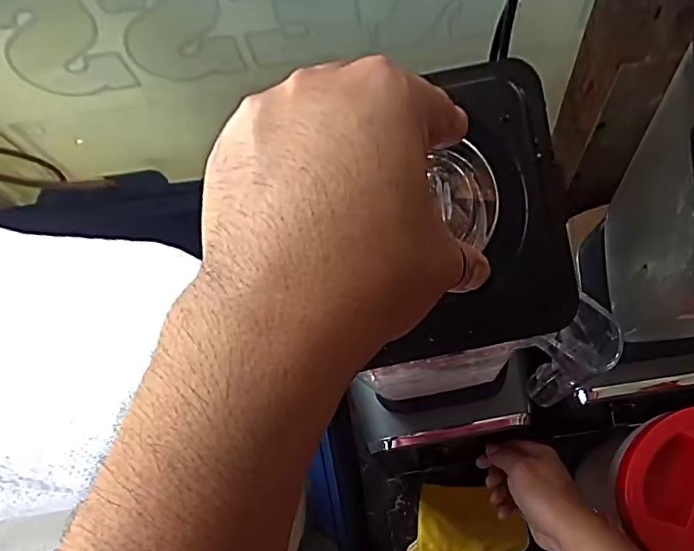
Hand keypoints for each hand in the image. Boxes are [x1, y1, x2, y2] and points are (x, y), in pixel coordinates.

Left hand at [197, 57, 490, 368]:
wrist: (283, 314)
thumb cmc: (357, 276)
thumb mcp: (440, 265)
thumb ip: (459, 251)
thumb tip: (463, 263)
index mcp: (387, 99)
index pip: (430, 104)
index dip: (443, 128)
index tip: (444, 137)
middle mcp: (323, 93)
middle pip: (366, 109)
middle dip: (383, 149)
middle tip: (394, 200)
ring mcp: (269, 118)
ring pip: (315, 132)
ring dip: (333, 166)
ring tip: (345, 226)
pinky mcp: (230, 153)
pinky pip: (272, 159)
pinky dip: (289, 186)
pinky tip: (305, 232)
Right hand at [480, 442, 598, 550]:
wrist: (562, 527)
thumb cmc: (544, 496)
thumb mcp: (518, 468)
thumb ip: (503, 455)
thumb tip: (492, 449)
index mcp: (539, 454)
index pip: (512, 445)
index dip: (495, 452)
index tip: (482, 461)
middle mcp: (541, 469)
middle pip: (510, 467)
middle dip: (496, 476)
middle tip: (491, 483)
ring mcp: (539, 489)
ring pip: (511, 486)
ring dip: (500, 493)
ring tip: (497, 501)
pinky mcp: (536, 506)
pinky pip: (516, 502)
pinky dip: (508, 507)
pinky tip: (505, 513)